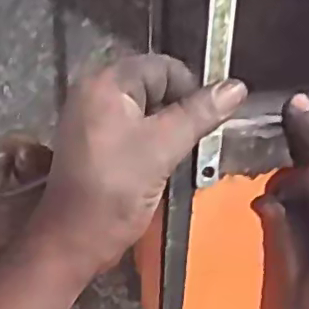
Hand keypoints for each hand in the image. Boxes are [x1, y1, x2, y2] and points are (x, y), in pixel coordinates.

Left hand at [23, 55, 247, 276]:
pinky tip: (152, 170)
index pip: (163, 67)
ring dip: (163, 135)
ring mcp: (86, 124)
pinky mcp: (88, 150)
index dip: (190, 90)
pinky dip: (144, 148)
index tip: (206, 122)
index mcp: (104, 84)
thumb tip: (235, 87)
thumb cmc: (114, 192)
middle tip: (189, 144)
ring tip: (169, 160)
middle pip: (152, 90)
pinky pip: (126, 137)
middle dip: (176, 114)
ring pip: (141, 116)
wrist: (73, 241)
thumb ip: (199, 114)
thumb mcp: (163, 148)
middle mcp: (90, 95)